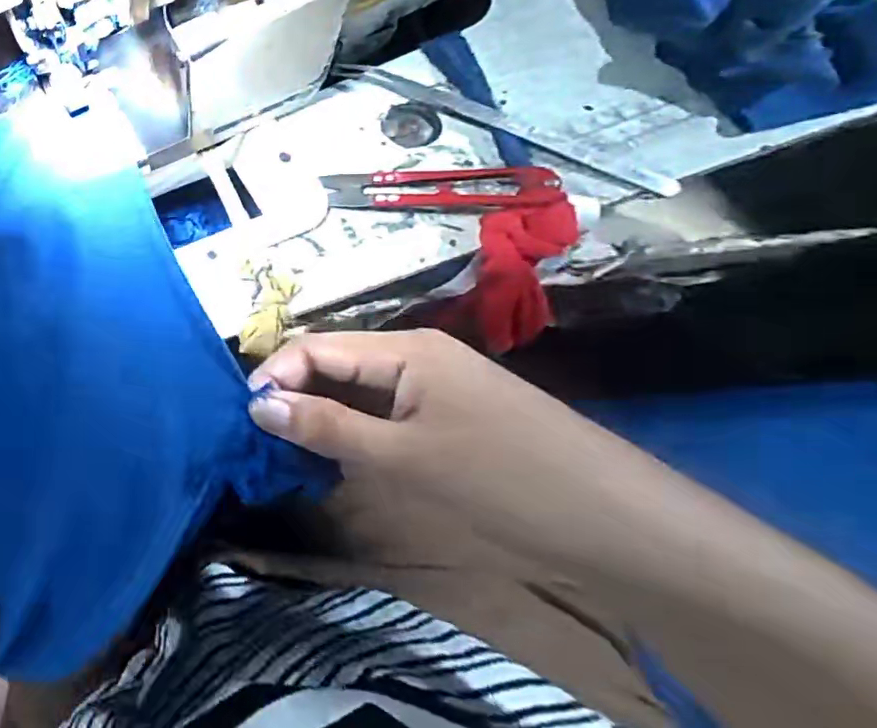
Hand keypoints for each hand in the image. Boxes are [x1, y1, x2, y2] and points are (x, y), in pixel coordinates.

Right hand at [246, 329, 674, 564]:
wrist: (630, 529)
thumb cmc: (505, 482)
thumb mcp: (403, 458)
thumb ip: (325, 427)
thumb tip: (256, 404)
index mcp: (404, 348)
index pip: (315, 347)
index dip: (274, 376)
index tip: (246, 416)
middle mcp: (416, 354)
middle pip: (334, 363)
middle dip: (294, 394)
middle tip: (264, 437)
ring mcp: (438, 384)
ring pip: (358, 388)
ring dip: (323, 413)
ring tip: (293, 449)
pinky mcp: (453, 414)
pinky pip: (386, 409)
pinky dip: (357, 428)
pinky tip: (344, 456)